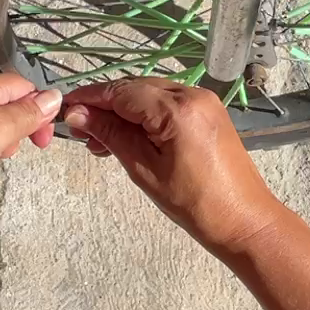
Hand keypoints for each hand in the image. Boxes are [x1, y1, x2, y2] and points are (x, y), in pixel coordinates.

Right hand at [62, 78, 286, 252]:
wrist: (245, 221)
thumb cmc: (194, 204)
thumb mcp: (144, 170)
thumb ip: (111, 135)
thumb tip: (77, 114)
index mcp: (177, 109)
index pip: (121, 91)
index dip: (89, 98)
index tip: (64, 108)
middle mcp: (192, 94)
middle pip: (134, 88)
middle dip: (104, 105)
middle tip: (80, 131)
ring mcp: (203, 100)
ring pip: (149, 93)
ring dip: (122, 110)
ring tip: (100, 140)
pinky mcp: (208, 110)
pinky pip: (166, 102)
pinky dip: (143, 114)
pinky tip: (127, 135)